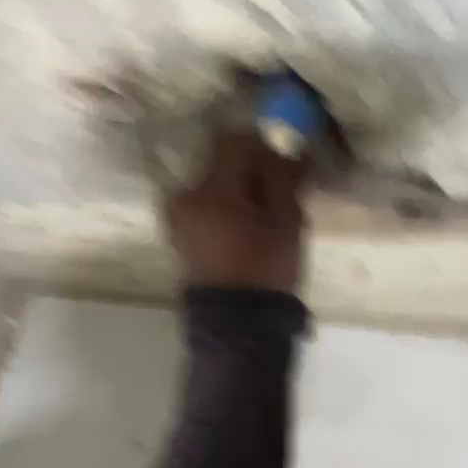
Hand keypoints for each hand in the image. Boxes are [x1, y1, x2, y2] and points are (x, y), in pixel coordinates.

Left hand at [166, 130, 306, 292]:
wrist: (237, 326)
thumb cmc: (265, 269)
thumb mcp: (286, 220)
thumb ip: (284, 176)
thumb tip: (288, 146)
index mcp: (209, 190)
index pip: (232, 141)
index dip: (262, 142)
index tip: (287, 156)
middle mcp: (185, 196)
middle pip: (222, 162)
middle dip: (255, 168)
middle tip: (286, 187)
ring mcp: (179, 217)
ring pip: (217, 185)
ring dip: (244, 189)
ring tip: (272, 212)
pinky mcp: (182, 235)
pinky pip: (209, 206)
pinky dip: (231, 207)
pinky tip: (253, 227)